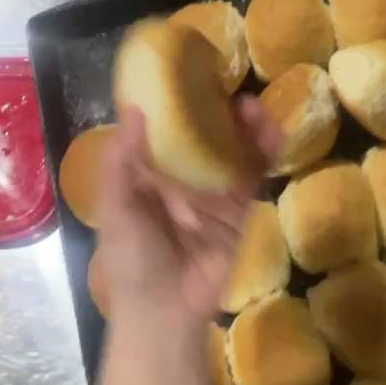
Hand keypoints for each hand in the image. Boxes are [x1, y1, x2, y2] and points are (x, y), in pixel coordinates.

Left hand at [96, 101, 277, 320]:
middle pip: (203, 138)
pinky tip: (268, 130)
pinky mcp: (239, 213)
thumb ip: (123, 160)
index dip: (174, 105)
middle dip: (216, 111)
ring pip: (232, 153)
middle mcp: (182, 182)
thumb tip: (136, 108)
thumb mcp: (117, 207)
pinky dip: (262, 155)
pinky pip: (252, 179)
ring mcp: (212, 196)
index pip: (162, 133)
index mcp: (148, 178)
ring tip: (251, 103)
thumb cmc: (131, 259)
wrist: (163, 310)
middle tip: (226, 83)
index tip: (186, 73)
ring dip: (243, 128)